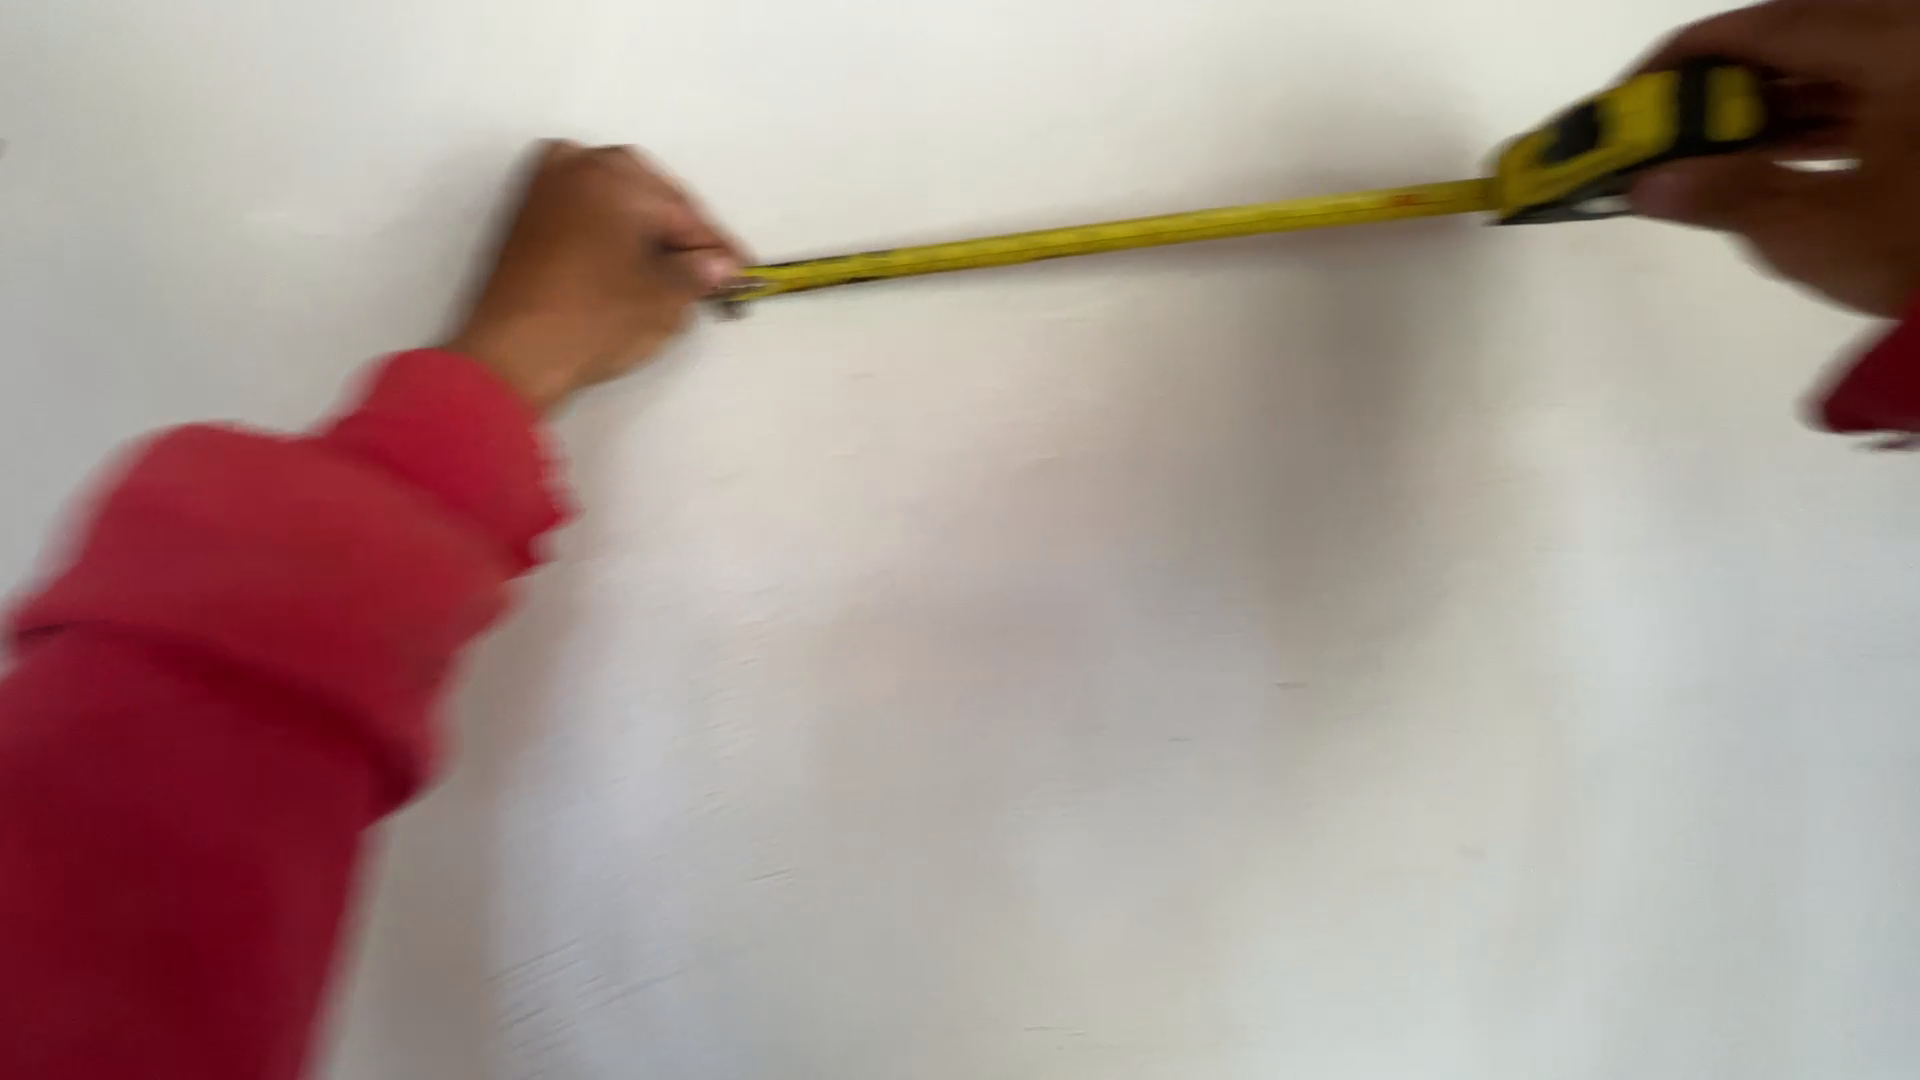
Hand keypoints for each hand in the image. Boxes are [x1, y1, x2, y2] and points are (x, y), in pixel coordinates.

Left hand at [447, 141, 745, 412]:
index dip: (718, 247)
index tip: (744, 269)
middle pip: (650, 194)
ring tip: (676, 264)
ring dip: (649, 225)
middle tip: (713, 267)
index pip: (684, 212)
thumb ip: (698, 274)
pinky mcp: (527, 214)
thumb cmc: (594, 320)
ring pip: (616, 197)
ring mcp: (544, 186)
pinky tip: (632, 257)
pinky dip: (615, 227)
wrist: (514, 354)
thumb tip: (718, 265)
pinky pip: (587, 208)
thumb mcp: (663, 300)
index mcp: (614, 177)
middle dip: (683, 231)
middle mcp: (576, 165)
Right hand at [1630, 0, 1919, 316]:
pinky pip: (1859, 82)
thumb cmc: (1915, 251)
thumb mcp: (1808, 229)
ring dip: (1750, 96)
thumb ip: (1723, 195)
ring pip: (1826, 57)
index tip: (1622, 104)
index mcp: (1902, 50)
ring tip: (1685, 145)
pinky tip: (1746, 148)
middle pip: (1796, 30)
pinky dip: (1796, 110)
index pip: (1767, 28)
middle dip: (1713, 75)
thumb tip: (1642, 185)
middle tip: (1652, 123)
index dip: (1680, 59)